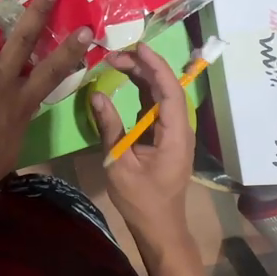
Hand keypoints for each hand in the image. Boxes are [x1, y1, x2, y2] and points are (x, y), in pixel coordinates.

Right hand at [88, 44, 194, 246]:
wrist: (159, 228)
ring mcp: (172, 131)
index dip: (156, 67)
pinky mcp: (163, 135)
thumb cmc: (141, 201)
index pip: (170, 92)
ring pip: (161, 93)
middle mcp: (179, 129)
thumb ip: (110, 128)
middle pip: (166, 88)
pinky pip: (154, 103)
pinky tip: (124, 78)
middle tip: (114, 55)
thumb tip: (97, 94)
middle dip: (143, 66)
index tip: (138, 47)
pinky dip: (140, 87)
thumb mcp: (119, 165)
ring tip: (115, 61)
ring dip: (141, 74)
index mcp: (175, 136)